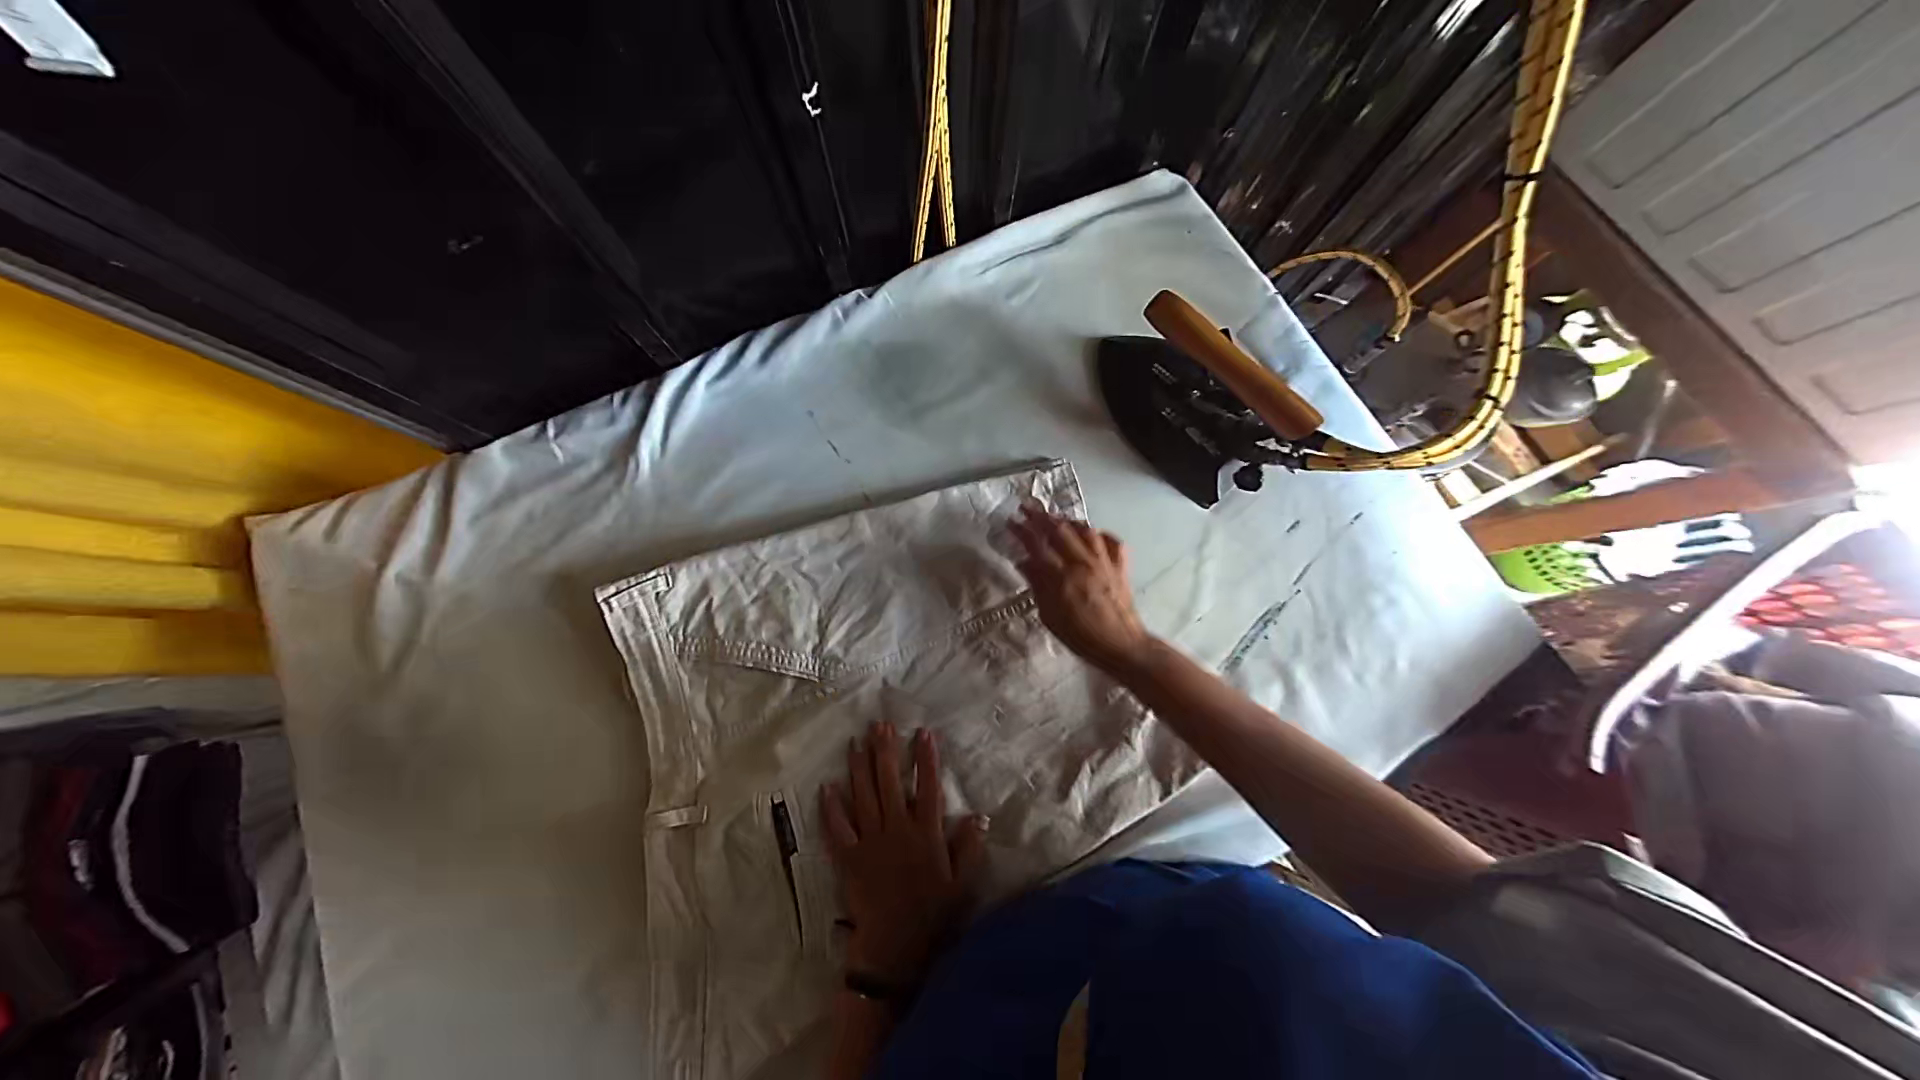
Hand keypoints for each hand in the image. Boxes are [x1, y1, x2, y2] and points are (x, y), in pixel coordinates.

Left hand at [822, 722, 986, 985]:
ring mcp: (870, 842)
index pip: (928, 788)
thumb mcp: (962, 885)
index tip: (923, 732)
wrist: (894, 949)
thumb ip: (969, 848)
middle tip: (881, 724)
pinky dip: (831, 807)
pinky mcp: (849, 858)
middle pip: (890, 782)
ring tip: (856, 741)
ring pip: (863, 796)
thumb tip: (978, 815)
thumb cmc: (933, 916)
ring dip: (859, 767)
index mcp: (925, 834)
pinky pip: (837, 828)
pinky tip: (827, 786)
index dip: (926, 759)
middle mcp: (896, 830)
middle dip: (886, 751)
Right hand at [1008, 504, 1155, 672]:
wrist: (1121, 646)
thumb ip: (1038, 586)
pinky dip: (1100, 535)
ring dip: (1068, 521)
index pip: (1038, 545)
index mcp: (1062, 577)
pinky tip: (1093, 535)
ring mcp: (1104, 562)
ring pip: (1086, 530)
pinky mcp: (1120, 568)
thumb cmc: (1081, 637)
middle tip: (1028, 507)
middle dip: (1041, 516)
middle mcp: (1083, 563)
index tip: (1012, 520)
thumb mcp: (1050, 616)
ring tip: (1056, 518)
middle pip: (1060, 530)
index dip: (1023, 530)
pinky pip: (1112, 542)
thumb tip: (1024, 562)